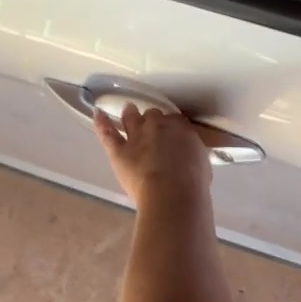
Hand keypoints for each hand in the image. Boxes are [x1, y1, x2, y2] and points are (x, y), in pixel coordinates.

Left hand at [94, 104, 211, 206]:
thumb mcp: (202, 162)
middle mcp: (158, 126)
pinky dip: (101, 123)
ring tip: (129, 109)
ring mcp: (137, 136)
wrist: (172, 192)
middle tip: (155, 125)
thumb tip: (189, 156)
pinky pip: (108, 133)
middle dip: (154, 120)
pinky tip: (98, 113)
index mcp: (181, 127)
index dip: (173, 125)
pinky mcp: (119, 150)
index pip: (175, 119)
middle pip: (154, 116)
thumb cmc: (193, 181)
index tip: (174, 132)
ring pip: (131, 119)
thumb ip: (192, 154)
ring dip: (130, 114)